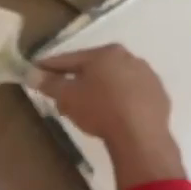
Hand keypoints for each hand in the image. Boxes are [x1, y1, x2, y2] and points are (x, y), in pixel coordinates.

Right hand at [37, 44, 186, 189]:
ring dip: (99, 89)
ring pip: (114, 80)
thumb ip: (49, 83)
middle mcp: (129, 57)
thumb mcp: (67, 97)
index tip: (35, 71)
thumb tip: (31, 73)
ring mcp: (148, 76)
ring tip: (87, 108)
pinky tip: (113, 115)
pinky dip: (119, 101)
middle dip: (76, 79)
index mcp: (105, 53)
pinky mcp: (159, 95)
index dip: (49, 66)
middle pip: (94, 67)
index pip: (69, 58)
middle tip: (61, 94)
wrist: (141, 136)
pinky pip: (132, 95)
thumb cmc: (99, 110)